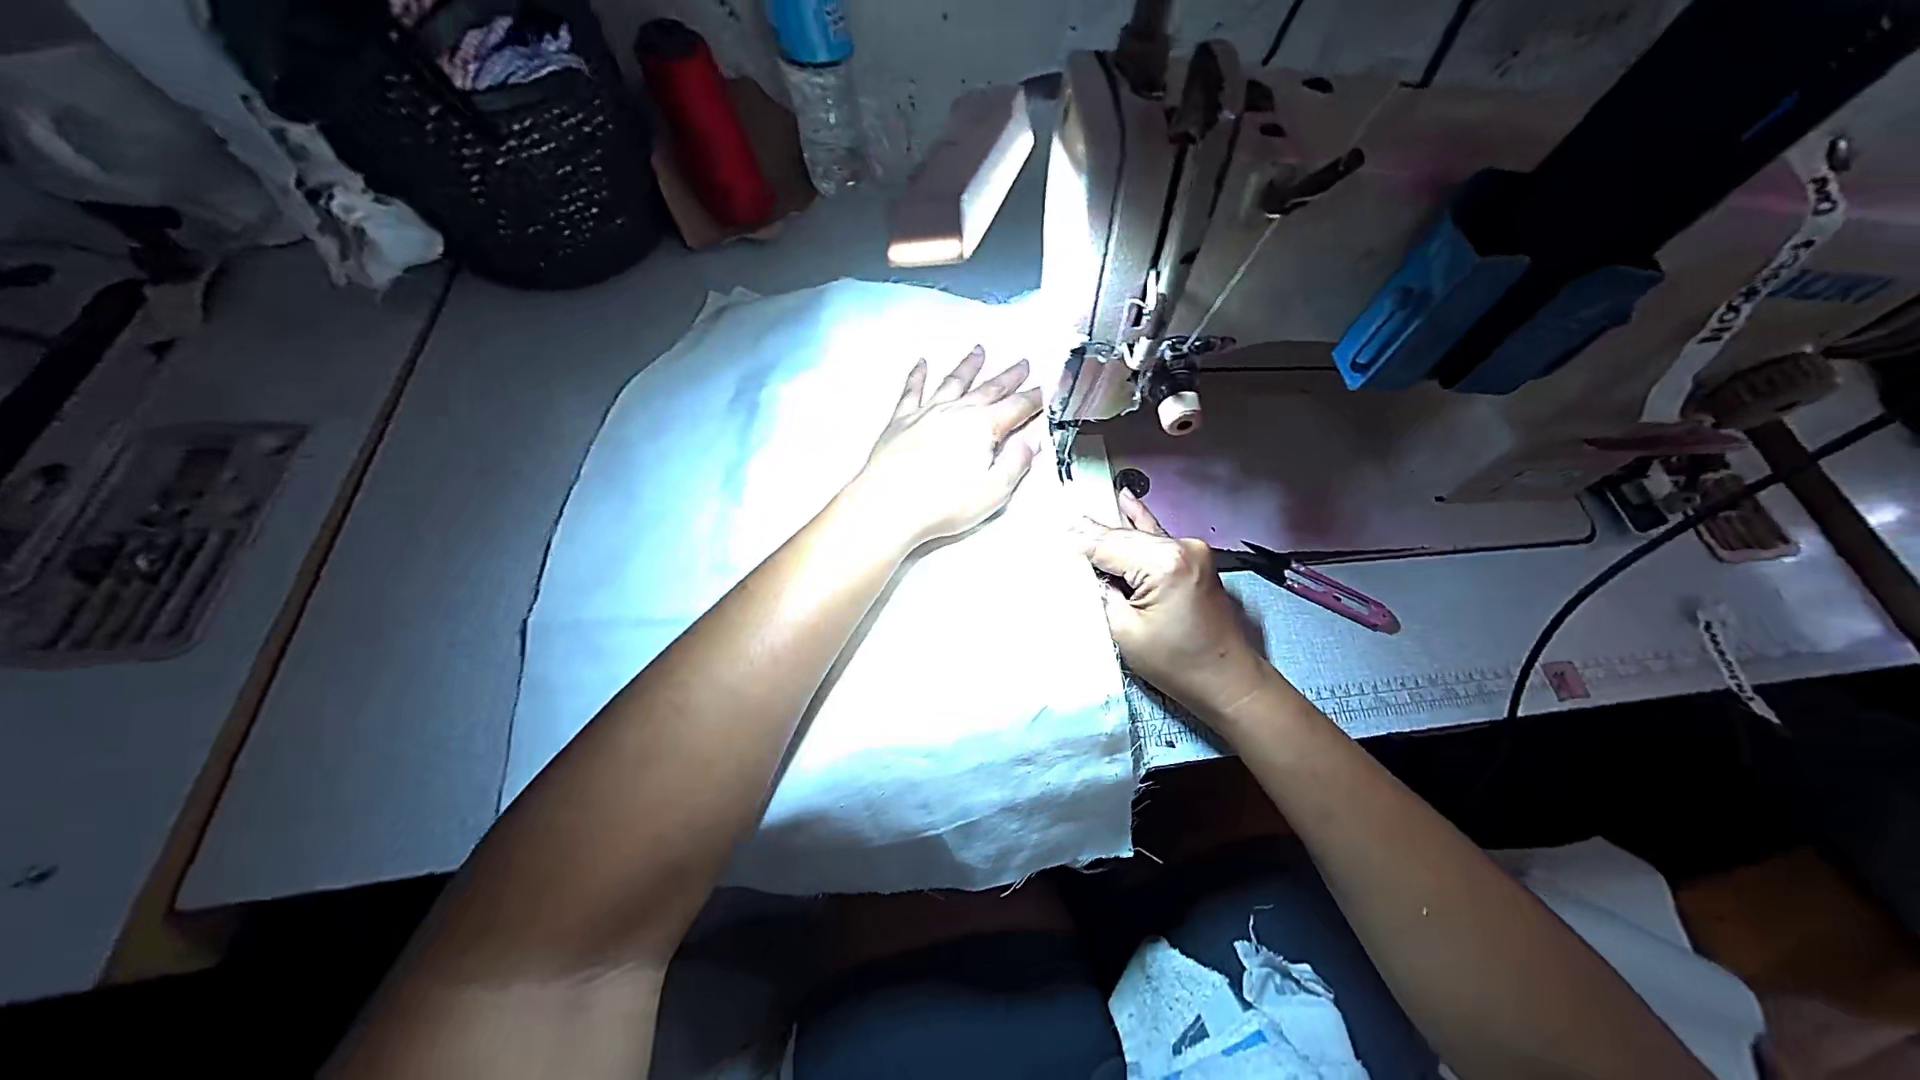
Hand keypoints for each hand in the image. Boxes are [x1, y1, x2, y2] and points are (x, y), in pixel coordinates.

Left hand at [847, 347, 1044, 548]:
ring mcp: (926, 412)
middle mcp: (956, 411)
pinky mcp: (900, 421)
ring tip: (979, 350)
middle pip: (989, 388)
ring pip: (952, 381)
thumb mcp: (994, 491)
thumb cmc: (944, 503)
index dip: (1035, 398)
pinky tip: (921, 363)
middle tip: (1022, 362)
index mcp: (983, 427)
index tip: (1047, 388)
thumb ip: (1016, 464)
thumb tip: (1031, 443)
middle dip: (1008, 376)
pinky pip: (912, 391)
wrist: (889, 504)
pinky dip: (917, 375)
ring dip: (968, 366)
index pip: (1017, 407)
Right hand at [1074, 491, 1276, 717]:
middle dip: (1090, 539)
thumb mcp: (1125, 631)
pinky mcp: (1194, 558)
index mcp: (1164, 563)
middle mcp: (1181, 546)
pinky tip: (1126, 500)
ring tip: (1076, 519)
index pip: (1106, 547)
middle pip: (1122, 537)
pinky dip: (1141, 521)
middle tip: (1054, 533)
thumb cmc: (1176, 663)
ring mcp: (1191, 549)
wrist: (1227, 680)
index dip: (1076, 548)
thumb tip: (1085, 571)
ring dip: (1109, 534)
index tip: (1047, 542)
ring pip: (1137, 536)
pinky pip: (1158, 536)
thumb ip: (1102, 592)